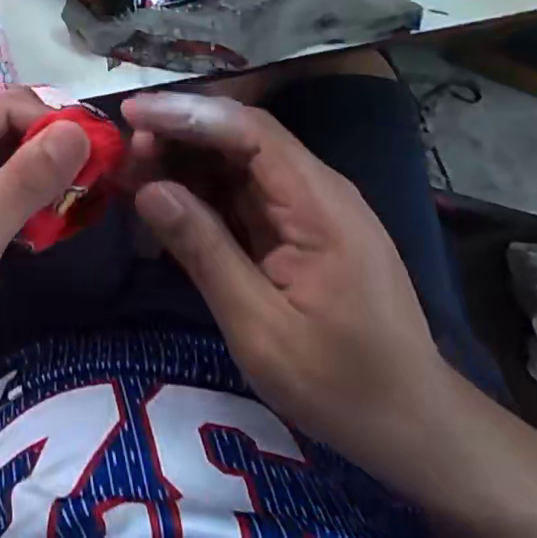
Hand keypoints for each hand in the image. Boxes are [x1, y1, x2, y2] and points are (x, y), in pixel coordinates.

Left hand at [0, 90, 89, 378]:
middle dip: (54, 147)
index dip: (55, 123)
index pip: (7, 107)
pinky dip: (33, 196)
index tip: (101, 154)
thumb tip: (78, 130)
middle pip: (11, 127)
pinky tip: (56, 216)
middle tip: (99, 178)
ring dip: (47, 173)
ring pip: (12, 156)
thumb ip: (25, 181)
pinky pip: (5, 185)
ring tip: (85, 198)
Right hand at [122, 92, 450, 459]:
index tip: (133, 113)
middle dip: (178, 135)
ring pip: (235, 163)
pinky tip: (162, 199)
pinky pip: (241, 195)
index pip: (250, 132)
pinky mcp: (296, 228)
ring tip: (130, 172)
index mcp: (319, 205)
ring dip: (183, 162)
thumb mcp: (262, 329)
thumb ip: (205, 251)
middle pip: (239, 138)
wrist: (412, 424)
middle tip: (124, 152)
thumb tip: (148, 190)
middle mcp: (315, 190)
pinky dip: (199, 193)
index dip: (188, 114)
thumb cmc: (342, 384)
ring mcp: (306, 208)